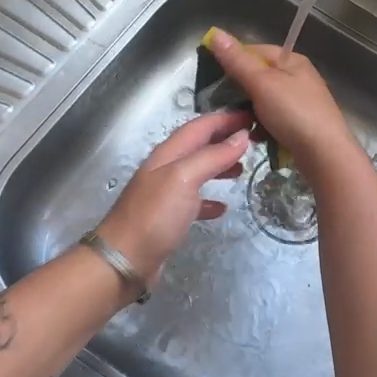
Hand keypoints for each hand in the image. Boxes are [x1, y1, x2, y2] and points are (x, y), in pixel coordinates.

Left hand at [96, 111, 249, 285]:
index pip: (201, 126)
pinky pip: (194, 201)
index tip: (252, 116)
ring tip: (242, 169)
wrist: (124, 261)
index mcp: (169, 153)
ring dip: (220, 166)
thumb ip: (213, 156)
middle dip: (225, 139)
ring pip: (198, 170)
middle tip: (253, 140)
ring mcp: (166, 193)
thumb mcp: (185, 178)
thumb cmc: (154, 215)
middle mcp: (167, 168)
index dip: (226, 118)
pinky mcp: (168, 218)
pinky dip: (210, 199)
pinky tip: (223, 208)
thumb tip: (241, 137)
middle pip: (200, 145)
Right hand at [204, 28, 363, 185]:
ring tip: (235, 121)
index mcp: (292, 60)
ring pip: (264, 100)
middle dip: (239, 89)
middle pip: (259, 76)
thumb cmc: (293, 112)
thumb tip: (215, 32)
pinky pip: (273, 118)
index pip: (256, 50)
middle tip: (220, 103)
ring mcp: (300, 101)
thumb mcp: (262, 83)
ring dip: (249, 110)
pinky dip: (261, 125)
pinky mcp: (299, 123)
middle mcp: (298, 77)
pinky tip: (253, 136)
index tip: (212, 76)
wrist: (325, 154)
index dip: (233, 59)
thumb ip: (237, 60)